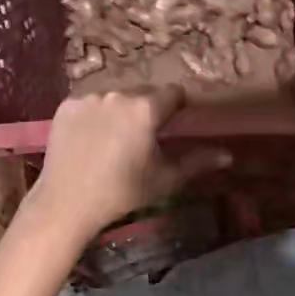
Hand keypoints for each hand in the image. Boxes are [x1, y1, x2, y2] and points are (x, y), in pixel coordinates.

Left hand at [29, 87, 229, 237]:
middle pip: (143, 92)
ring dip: (120, 110)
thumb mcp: (165, 179)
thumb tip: (228, 156)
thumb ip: (198, 162)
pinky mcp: (66, 105)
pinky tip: (91, 138)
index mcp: (146, 108)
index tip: (173, 124)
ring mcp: (89, 97)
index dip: (177, 107)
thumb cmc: (123, 192)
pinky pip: (90, 102)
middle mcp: (118, 94)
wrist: (67, 203)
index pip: (173, 93)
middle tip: (143, 137)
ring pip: (115, 96)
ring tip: (114, 139)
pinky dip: (94, 114)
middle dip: (148, 108)